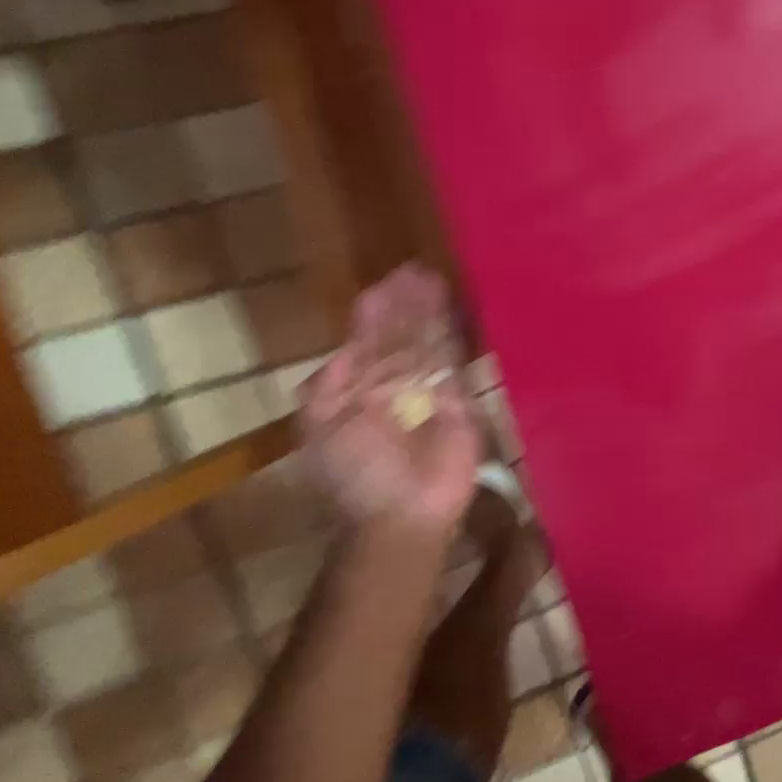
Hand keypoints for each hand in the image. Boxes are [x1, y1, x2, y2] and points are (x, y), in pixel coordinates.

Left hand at [298, 265, 482, 536]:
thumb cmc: (357, 473)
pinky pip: (456, 362)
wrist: (402, 512)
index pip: (369, 341)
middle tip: (418, 270)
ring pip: (429, 342)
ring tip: (435, 278)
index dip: (378, 312)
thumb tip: (345, 349)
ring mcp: (428, 391)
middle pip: (401, 335)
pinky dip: (456, 335)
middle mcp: (393, 384)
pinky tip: (459, 311)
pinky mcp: (460, 400)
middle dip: (407, 304)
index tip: (388, 282)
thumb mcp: (321, 428)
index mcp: (357, 390)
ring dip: (431, 311)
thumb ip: (327, 386)